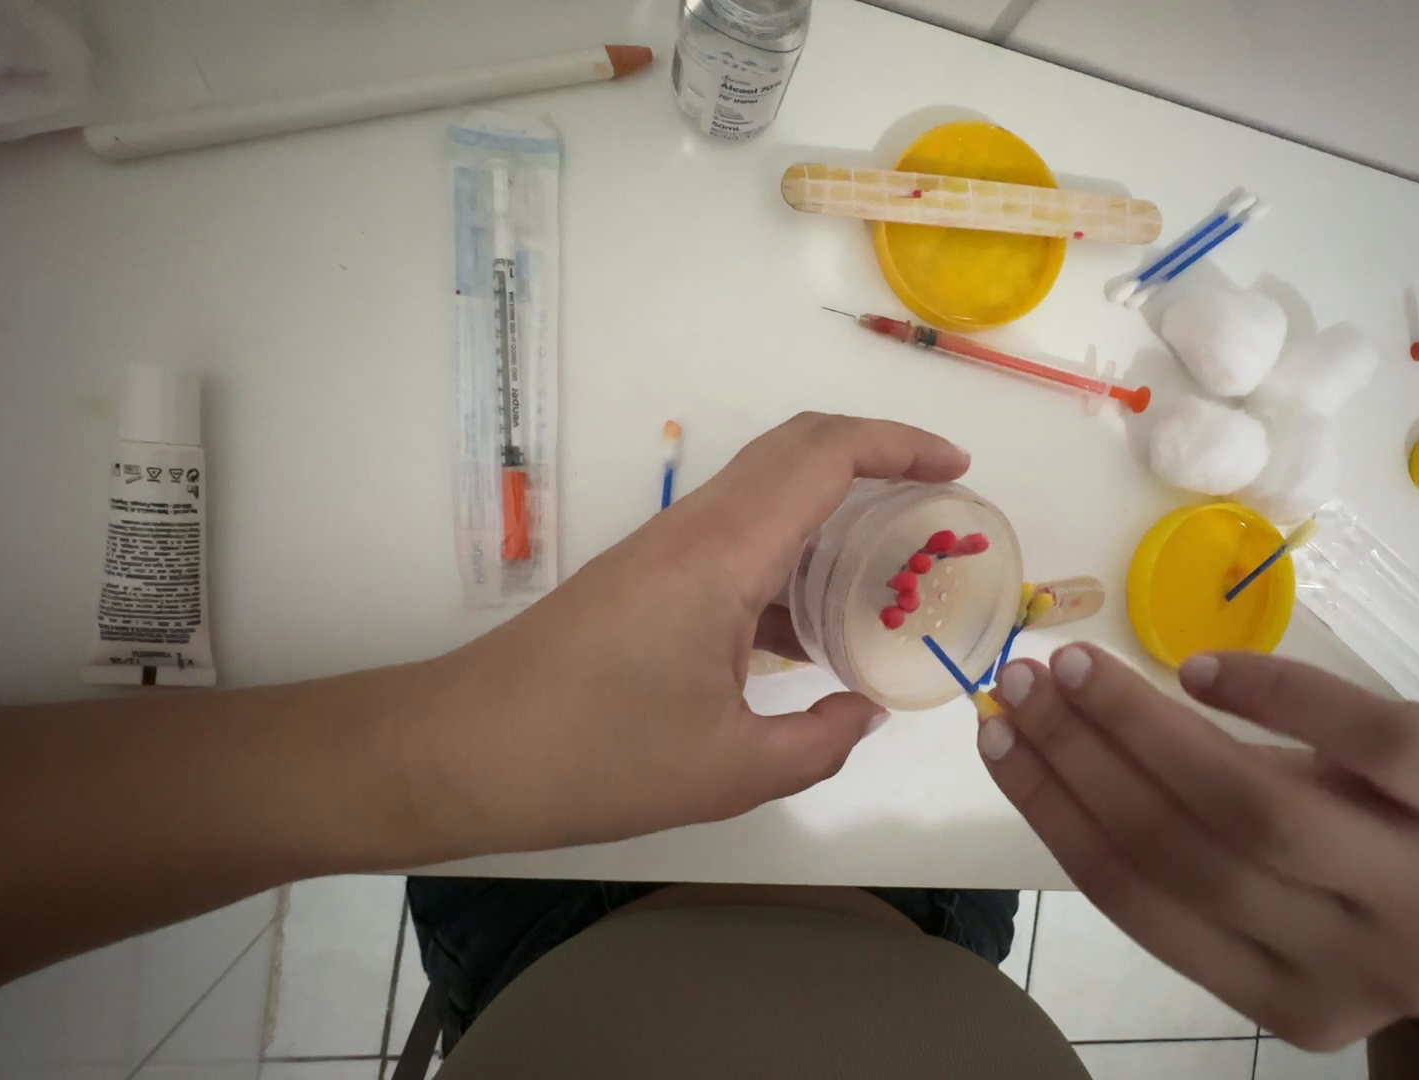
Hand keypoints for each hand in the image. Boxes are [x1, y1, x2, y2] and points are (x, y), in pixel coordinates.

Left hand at [398, 413, 968, 856]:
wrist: (462, 750)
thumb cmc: (594, 758)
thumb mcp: (729, 769)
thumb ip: (820, 742)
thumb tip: (865, 712)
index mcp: (725, 554)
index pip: (826, 454)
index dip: (901, 444)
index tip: (956, 467)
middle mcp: (698, 528)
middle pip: (798, 445)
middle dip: (878, 454)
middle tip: (935, 501)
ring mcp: (669, 546)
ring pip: (768, 485)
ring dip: (834, 501)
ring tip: (889, 561)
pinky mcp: (650, 572)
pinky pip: (740, 533)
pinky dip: (793, 550)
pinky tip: (812, 620)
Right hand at [982, 646, 1418, 1050]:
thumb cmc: (1326, 877)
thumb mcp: (1246, 891)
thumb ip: (1152, 837)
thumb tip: (1034, 736)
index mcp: (1286, 997)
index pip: (1134, 897)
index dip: (1050, 807)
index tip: (993, 733)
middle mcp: (1358, 960)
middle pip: (1186, 850)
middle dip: (1081, 754)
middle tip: (1022, 681)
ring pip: (1253, 805)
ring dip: (1142, 723)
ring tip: (1075, 666)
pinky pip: (1360, 734)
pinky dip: (1268, 691)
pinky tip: (1198, 669)